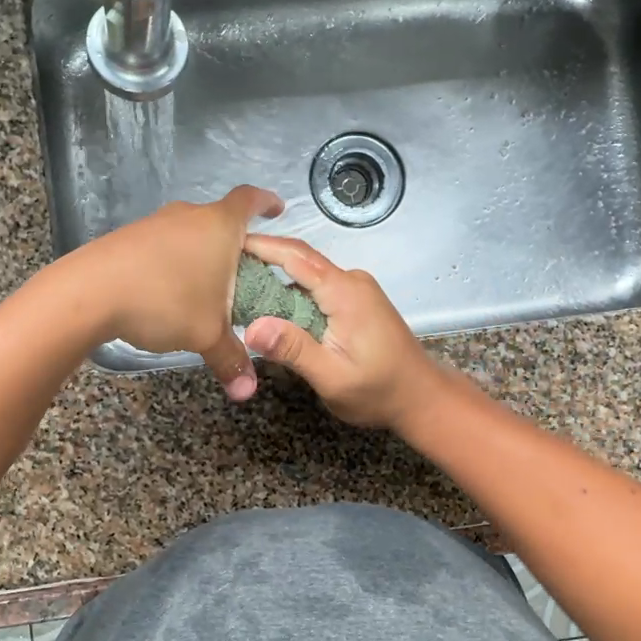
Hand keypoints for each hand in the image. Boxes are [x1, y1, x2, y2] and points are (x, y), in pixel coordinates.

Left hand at [70, 185, 284, 399]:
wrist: (90, 292)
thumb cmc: (165, 301)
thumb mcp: (206, 335)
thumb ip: (231, 359)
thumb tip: (247, 390)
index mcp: (219, 226)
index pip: (250, 200)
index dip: (266, 202)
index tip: (276, 209)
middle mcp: (189, 216)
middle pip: (219, 218)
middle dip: (234, 241)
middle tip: (244, 270)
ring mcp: (156, 223)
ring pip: (189, 232)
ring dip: (201, 253)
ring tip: (206, 286)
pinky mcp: (129, 238)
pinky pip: (163, 244)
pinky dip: (174, 261)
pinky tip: (170, 291)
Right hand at [240, 236, 444, 427]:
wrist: (420, 397)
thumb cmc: (378, 391)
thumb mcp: (332, 377)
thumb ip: (294, 350)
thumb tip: (252, 327)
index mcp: (345, 292)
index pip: (296, 257)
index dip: (260, 246)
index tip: (224, 242)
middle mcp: (351, 281)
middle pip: (299, 260)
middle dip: (261, 260)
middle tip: (220, 272)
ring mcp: (354, 289)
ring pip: (306, 275)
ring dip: (273, 280)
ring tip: (234, 290)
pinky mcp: (354, 301)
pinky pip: (316, 288)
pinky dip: (290, 294)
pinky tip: (267, 309)